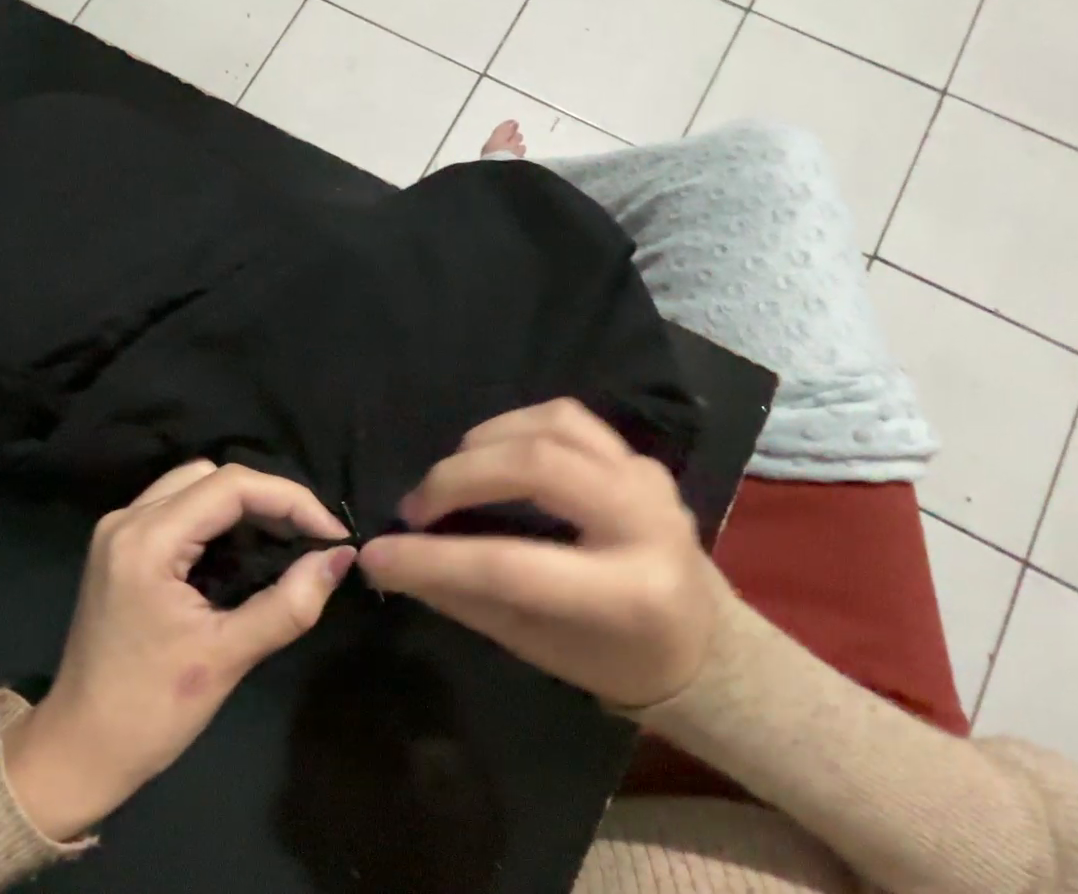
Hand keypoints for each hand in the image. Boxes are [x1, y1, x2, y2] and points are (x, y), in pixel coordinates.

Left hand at [2, 461, 355, 839]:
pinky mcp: (120, 549)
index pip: (231, 487)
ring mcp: (118, 532)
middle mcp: (127, 520)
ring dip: (242, 508)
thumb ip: (289, 603)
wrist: (80, 749)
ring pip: (193, 487)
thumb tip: (341, 559)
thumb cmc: (150, 710)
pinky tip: (246, 554)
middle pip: (211, 477)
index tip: (333, 535)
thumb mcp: (227, 657)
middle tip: (310, 539)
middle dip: (269, 499)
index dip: (291, 500)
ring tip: (286, 543)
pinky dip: (216, 521)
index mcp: (146, 540)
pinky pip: (177, 511)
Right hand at [358, 399, 725, 708]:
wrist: (701, 644)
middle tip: (415, 509)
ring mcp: (647, 479)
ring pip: (551, 428)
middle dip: (457, 479)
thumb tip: (391, 562)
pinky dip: (514, 427)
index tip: (376, 554)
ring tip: (448, 477)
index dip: (432, 558)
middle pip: (537, 468)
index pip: (510, 565)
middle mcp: (644, 524)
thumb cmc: (613, 659)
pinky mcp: (638, 458)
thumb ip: (464, 599)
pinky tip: (489, 454)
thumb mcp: (535, 648)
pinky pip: (567, 418)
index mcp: (624, 593)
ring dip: (482, 445)